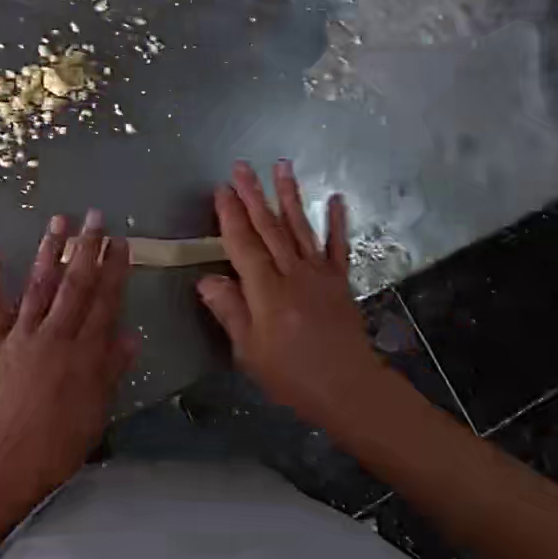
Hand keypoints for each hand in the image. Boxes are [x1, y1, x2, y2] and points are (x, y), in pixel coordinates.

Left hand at [0, 210, 135, 511]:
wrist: (6, 459)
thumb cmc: (59, 442)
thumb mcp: (97, 410)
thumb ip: (111, 369)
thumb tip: (130, 335)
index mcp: (85, 351)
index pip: (104, 301)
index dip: (114, 269)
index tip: (120, 241)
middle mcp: (56, 333)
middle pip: (76, 283)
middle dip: (87, 247)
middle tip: (95, 216)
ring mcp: (22, 332)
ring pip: (40, 283)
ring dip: (50, 250)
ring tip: (59, 220)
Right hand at [197, 160, 386, 423]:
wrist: (351, 391)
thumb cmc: (292, 375)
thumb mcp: (249, 351)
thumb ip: (229, 310)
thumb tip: (206, 278)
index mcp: (266, 290)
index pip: (242, 243)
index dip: (230, 215)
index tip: (221, 189)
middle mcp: (292, 273)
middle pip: (268, 227)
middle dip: (253, 195)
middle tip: (241, 166)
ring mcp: (319, 274)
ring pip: (299, 227)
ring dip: (289, 195)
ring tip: (282, 166)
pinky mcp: (339, 282)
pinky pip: (337, 247)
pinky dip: (337, 222)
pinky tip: (336, 199)